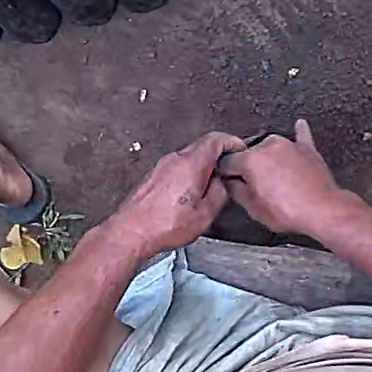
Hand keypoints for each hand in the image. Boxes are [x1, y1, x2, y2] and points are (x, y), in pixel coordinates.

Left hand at [99, 132, 246, 259]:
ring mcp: (161, 166)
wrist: (131, 232)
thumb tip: (223, 182)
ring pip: (187, 158)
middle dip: (217, 157)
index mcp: (191, 163)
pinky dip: (186, 176)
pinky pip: (175, 169)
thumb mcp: (205, 214)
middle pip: (201, 147)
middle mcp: (175, 159)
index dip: (232, 142)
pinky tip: (187, 196)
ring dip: (201, 168)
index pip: (216, 139)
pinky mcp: (152, 176)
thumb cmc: (165, 225)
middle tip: (227, 173)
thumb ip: (220, 192)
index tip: (240, 150)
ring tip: (207, 190)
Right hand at [216, 120, 348, 235]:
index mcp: (250, 159)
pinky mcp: (306, 149)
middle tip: (255, 185)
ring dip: (268, 157)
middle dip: (248, 166)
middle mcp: (268, 145)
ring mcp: (289, 145)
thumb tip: (231, 183)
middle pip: (249, 153)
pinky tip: (298, 126)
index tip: (228, 179)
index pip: (228, 161)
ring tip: (274, 176)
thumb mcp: (252, 208)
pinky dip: (297, 133)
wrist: (322, 209)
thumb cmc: (289, 210)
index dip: (226, 173)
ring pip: (270, 146)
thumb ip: (236, 190)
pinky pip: (300, 136)